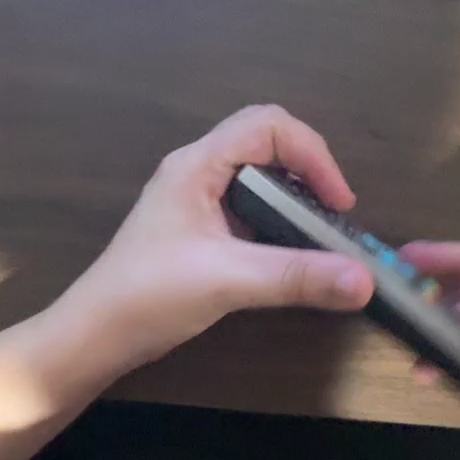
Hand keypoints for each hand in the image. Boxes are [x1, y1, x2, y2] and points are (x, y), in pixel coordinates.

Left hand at [56, 106, 374, 373]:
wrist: (95, 334)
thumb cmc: (149, 296)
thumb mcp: (227, 281)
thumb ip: (296, 276)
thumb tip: (364, 280)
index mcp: (196, 165)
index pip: (267, 125)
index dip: (312, 153)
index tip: (337, 202)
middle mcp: (194, 172)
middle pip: (263, 142)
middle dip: (306, 169)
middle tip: (330, 213)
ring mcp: (192, 202)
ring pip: (254, 177)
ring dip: (291, 196)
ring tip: (315, 234)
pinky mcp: (194, 232)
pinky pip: (244, 209)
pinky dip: (273, 222)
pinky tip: (286, 254)